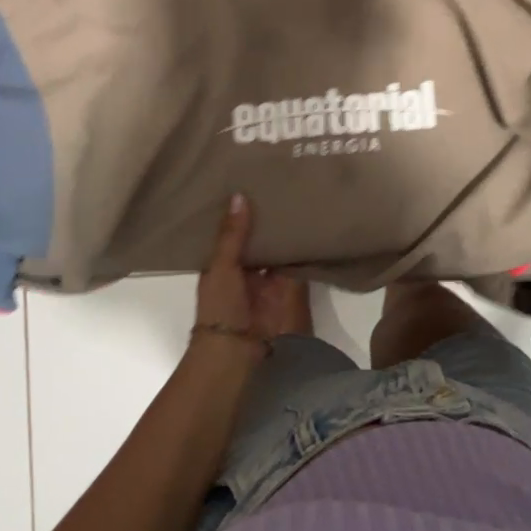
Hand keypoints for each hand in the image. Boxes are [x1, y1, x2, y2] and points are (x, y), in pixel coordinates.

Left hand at [195, 194, 308, 348]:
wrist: (236, 351)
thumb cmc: (219, 306)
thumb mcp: (221, 266)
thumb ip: (232, 234)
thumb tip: (239, 195)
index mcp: (222, 261)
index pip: (233, 230)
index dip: (241, 210)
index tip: (251, 180)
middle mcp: (244, 268)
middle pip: (258, 238)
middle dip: (268, 218)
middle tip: (282, 181)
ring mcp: (266, 279)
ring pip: (277, 250)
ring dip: (285, 232)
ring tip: (300, 195)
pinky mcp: (286, 289)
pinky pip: (295, 266)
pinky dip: (301, 251)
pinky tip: (312, 225)